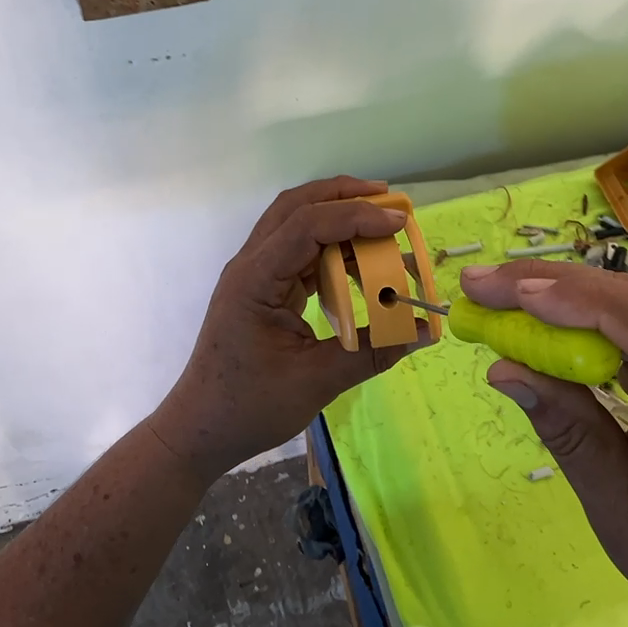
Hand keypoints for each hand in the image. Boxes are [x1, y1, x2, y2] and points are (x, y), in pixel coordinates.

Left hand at [147, 177, 435, 480]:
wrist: (201, 430)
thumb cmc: (249, 407)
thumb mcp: (316, 381)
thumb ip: (373, 352)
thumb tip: (426, 332)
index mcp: (254, 279)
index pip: (306, 226)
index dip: (354, 216)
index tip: (398, 222)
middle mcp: (250, 265)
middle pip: (294, 207)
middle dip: (342, 196)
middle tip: (389, 199)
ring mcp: (253, 275)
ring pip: (294, 224)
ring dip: (336, 217)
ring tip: (380, 224)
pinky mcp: (261, 289)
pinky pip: (296, 252)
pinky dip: (329, 247)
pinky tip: (359, 259)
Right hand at [462, 260, 627, 626]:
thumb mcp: (627, 521)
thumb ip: (573, 440)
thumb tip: (505, 369)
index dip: (588, 303)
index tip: (514, 294)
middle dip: (556, 286)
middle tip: (478, 285)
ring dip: (564, 295)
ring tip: (495, 294)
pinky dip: (586, 317)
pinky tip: (542, 318)